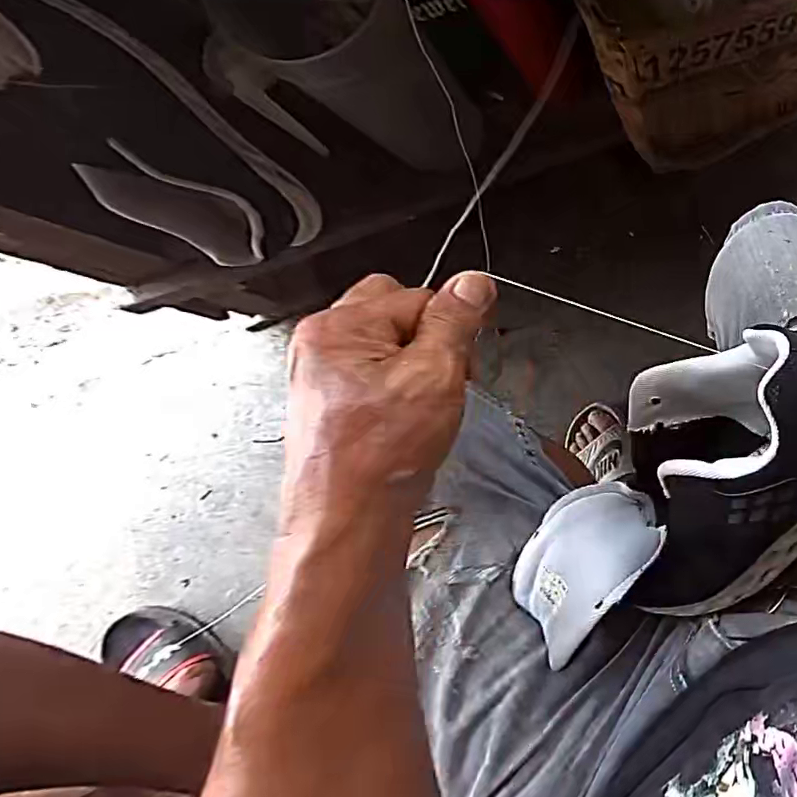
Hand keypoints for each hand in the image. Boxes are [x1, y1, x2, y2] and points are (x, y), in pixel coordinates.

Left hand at [281, 272, 494, 529]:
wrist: (351, 514)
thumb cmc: (380, 453)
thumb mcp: (436, 375)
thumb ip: (455, 321)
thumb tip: (473, 283)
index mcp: (339, 327)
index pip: (420, 295)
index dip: (454, 326)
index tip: (466, 354)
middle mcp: (323, 343)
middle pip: (399, 309)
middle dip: (435, 336)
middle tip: (449, 372)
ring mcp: (326, 372)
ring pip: (394, 341)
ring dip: (424, 362)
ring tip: (431, 399)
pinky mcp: (338, 398)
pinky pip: (383, 369)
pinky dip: (408, 384)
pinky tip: (416, 412)